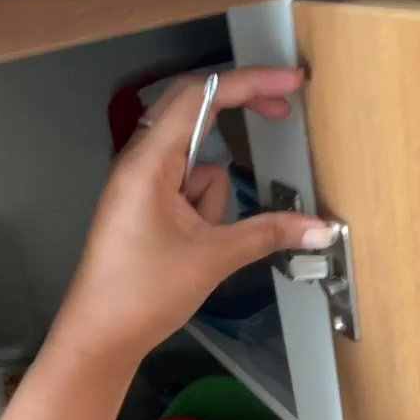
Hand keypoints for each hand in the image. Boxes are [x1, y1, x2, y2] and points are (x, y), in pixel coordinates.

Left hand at [50, 67, 334, 365]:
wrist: (100, 336)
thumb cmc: (141, 293)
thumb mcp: (213, 258)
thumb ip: (268, 233)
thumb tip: (320, 228)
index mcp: (148, 162)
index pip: (200, 97)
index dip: (250, 82)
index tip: (292, 82)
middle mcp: (140, 162)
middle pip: (197, 114)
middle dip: (240, 113)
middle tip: (283, 115)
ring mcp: (142, 184)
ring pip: (199, 166)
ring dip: (215, 197)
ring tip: (201, 243)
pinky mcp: (146, 206)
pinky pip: (189, 190)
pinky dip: (205, 210)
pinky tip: (194, 248)